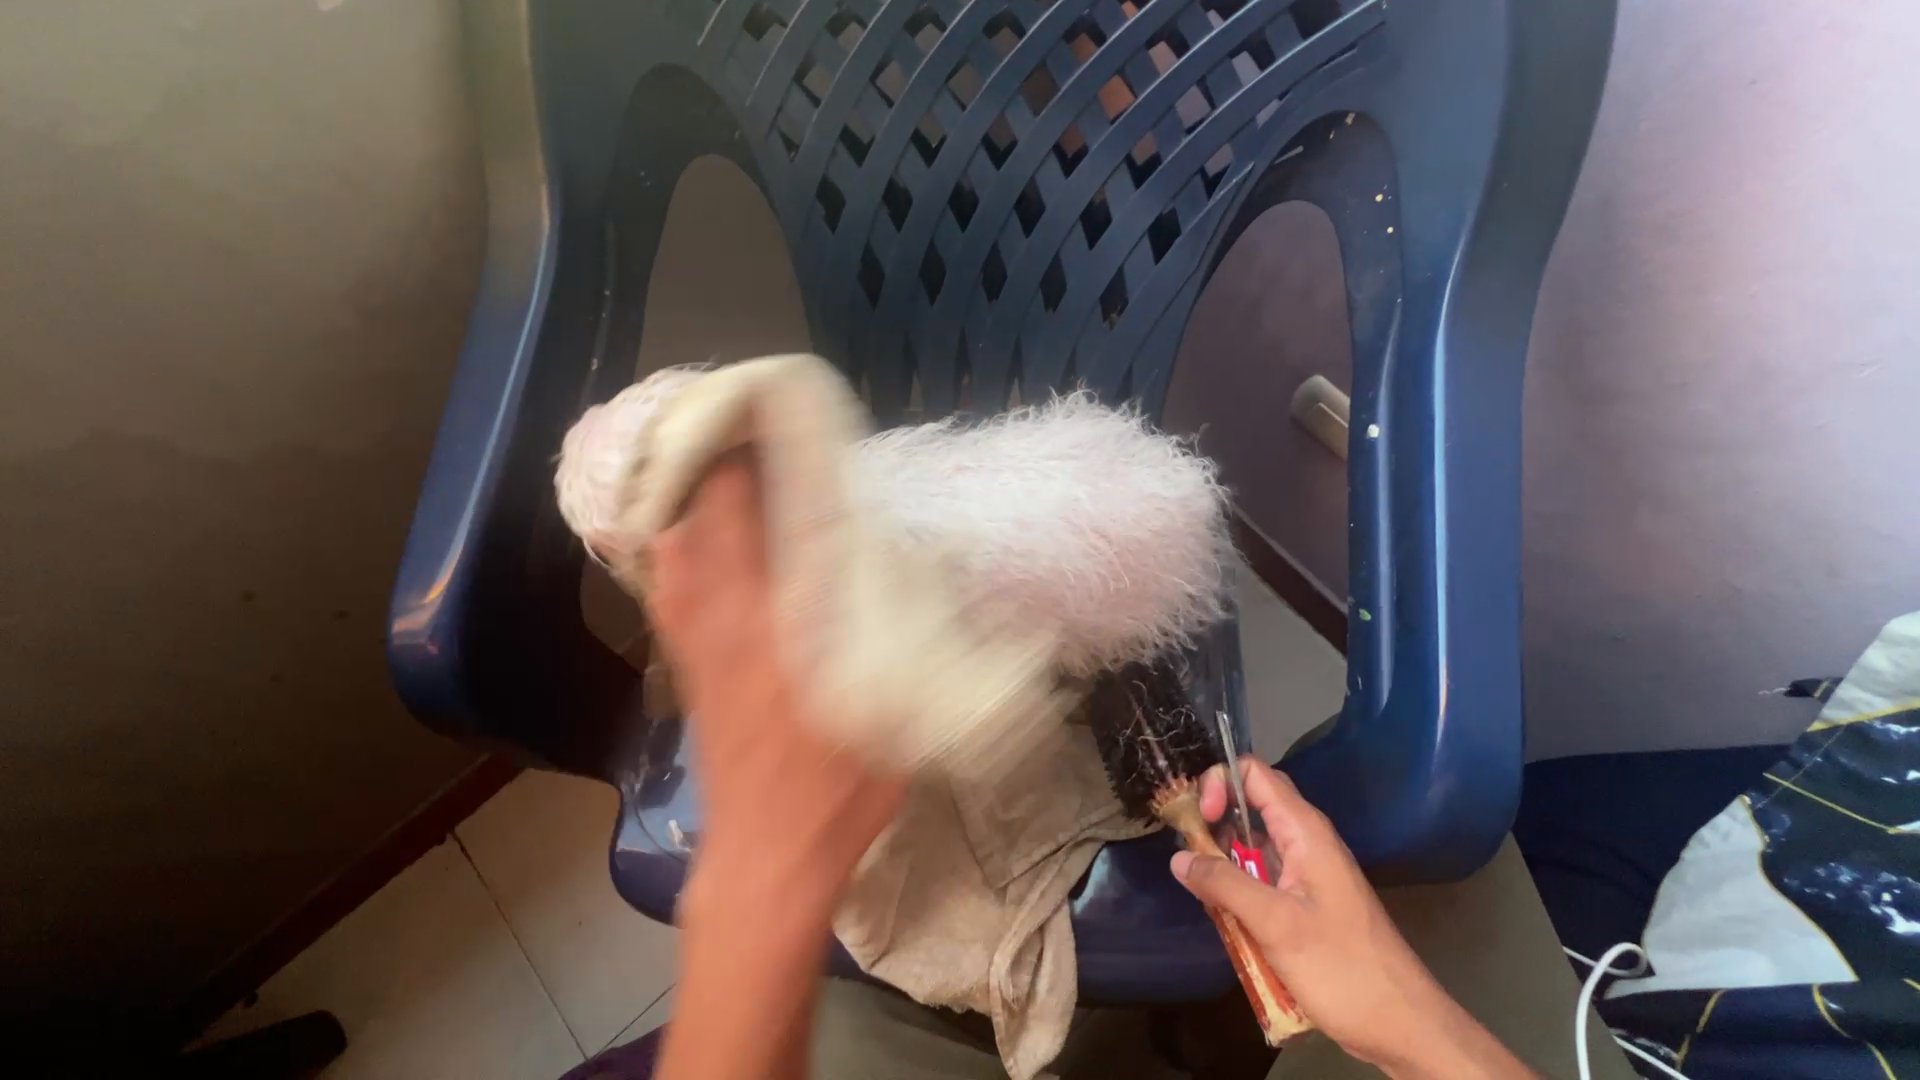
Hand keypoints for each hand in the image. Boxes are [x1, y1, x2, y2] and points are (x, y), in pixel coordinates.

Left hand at [645, 450, 907, 919]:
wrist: (767, 861)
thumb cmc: (836, 791)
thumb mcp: (895, 719)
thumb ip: (917, 644)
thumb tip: (938, 581)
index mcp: (773, 627)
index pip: (741, 526)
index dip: (742, 469)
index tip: (763, 426)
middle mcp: (723, 628)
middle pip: (694, 531)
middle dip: (709, 475)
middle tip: (740, 439)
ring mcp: (696, 654)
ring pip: (669, 564)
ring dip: (686, 515)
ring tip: (713, 480)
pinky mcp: (689, 678)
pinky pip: (668, 602)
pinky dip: (674, 563)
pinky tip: (692, 552)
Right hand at [1170, 759, 1532, 1079]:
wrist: (1402, 1025)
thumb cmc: (1342, 967)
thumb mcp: (1276, 924)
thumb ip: (1223, 885)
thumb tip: (1178, 858)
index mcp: (1304, 831)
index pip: (1253, 773)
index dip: (1219, 783)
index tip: (1202, 819)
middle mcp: (1304, 840)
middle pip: (1249, 804)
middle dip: (1213, 820)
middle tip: (1190, 853)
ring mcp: (1305, 871)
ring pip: (1251, 843)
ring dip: (1222, 859)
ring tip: (1201, 887)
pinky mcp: (1302, 900)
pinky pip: (1259, 875)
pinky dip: (1236, 885)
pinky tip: (1224, 913)